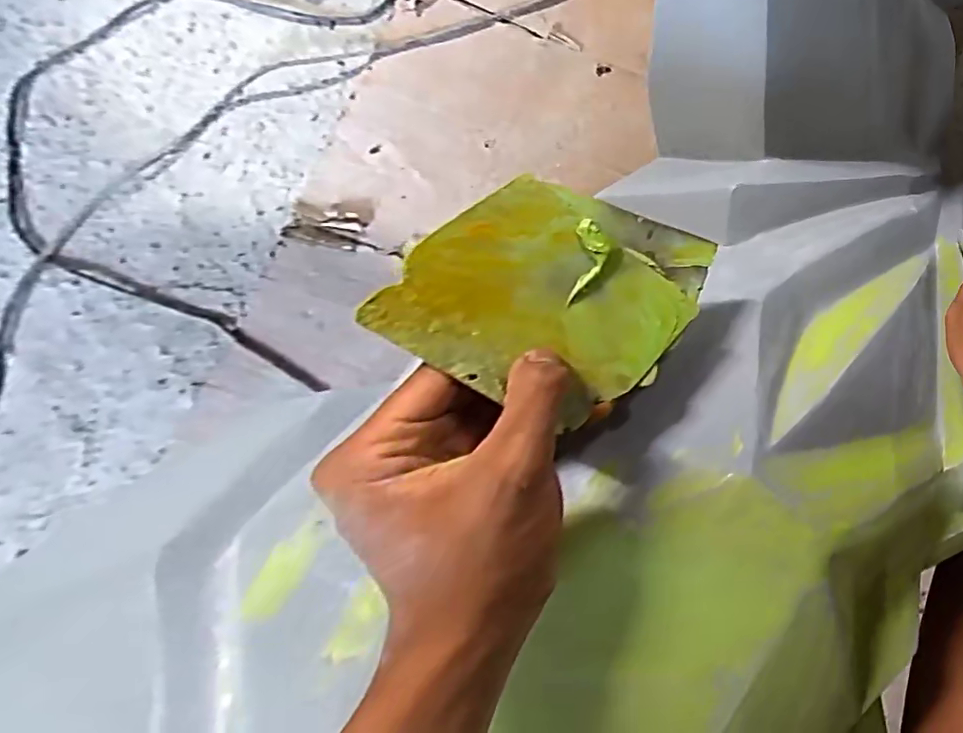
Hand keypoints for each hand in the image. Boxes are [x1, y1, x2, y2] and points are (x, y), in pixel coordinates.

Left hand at [312, 351, 577, 653]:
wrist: (484, 637)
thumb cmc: (483, 559)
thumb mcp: (511, 473)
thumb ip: (531, 402)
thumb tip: (546, 351)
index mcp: (373, 450)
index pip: (440, 375)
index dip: (496, 348)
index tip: (548, 324)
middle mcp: (391, 450)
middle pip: (466, 389)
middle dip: (524, 374)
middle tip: (577, 346)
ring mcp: (427, 464)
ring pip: (489, 409)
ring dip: (539, 396)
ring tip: (588, 373)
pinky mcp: (461, 477)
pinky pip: (501, 433)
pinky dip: (539, 422)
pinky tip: (583, 408)